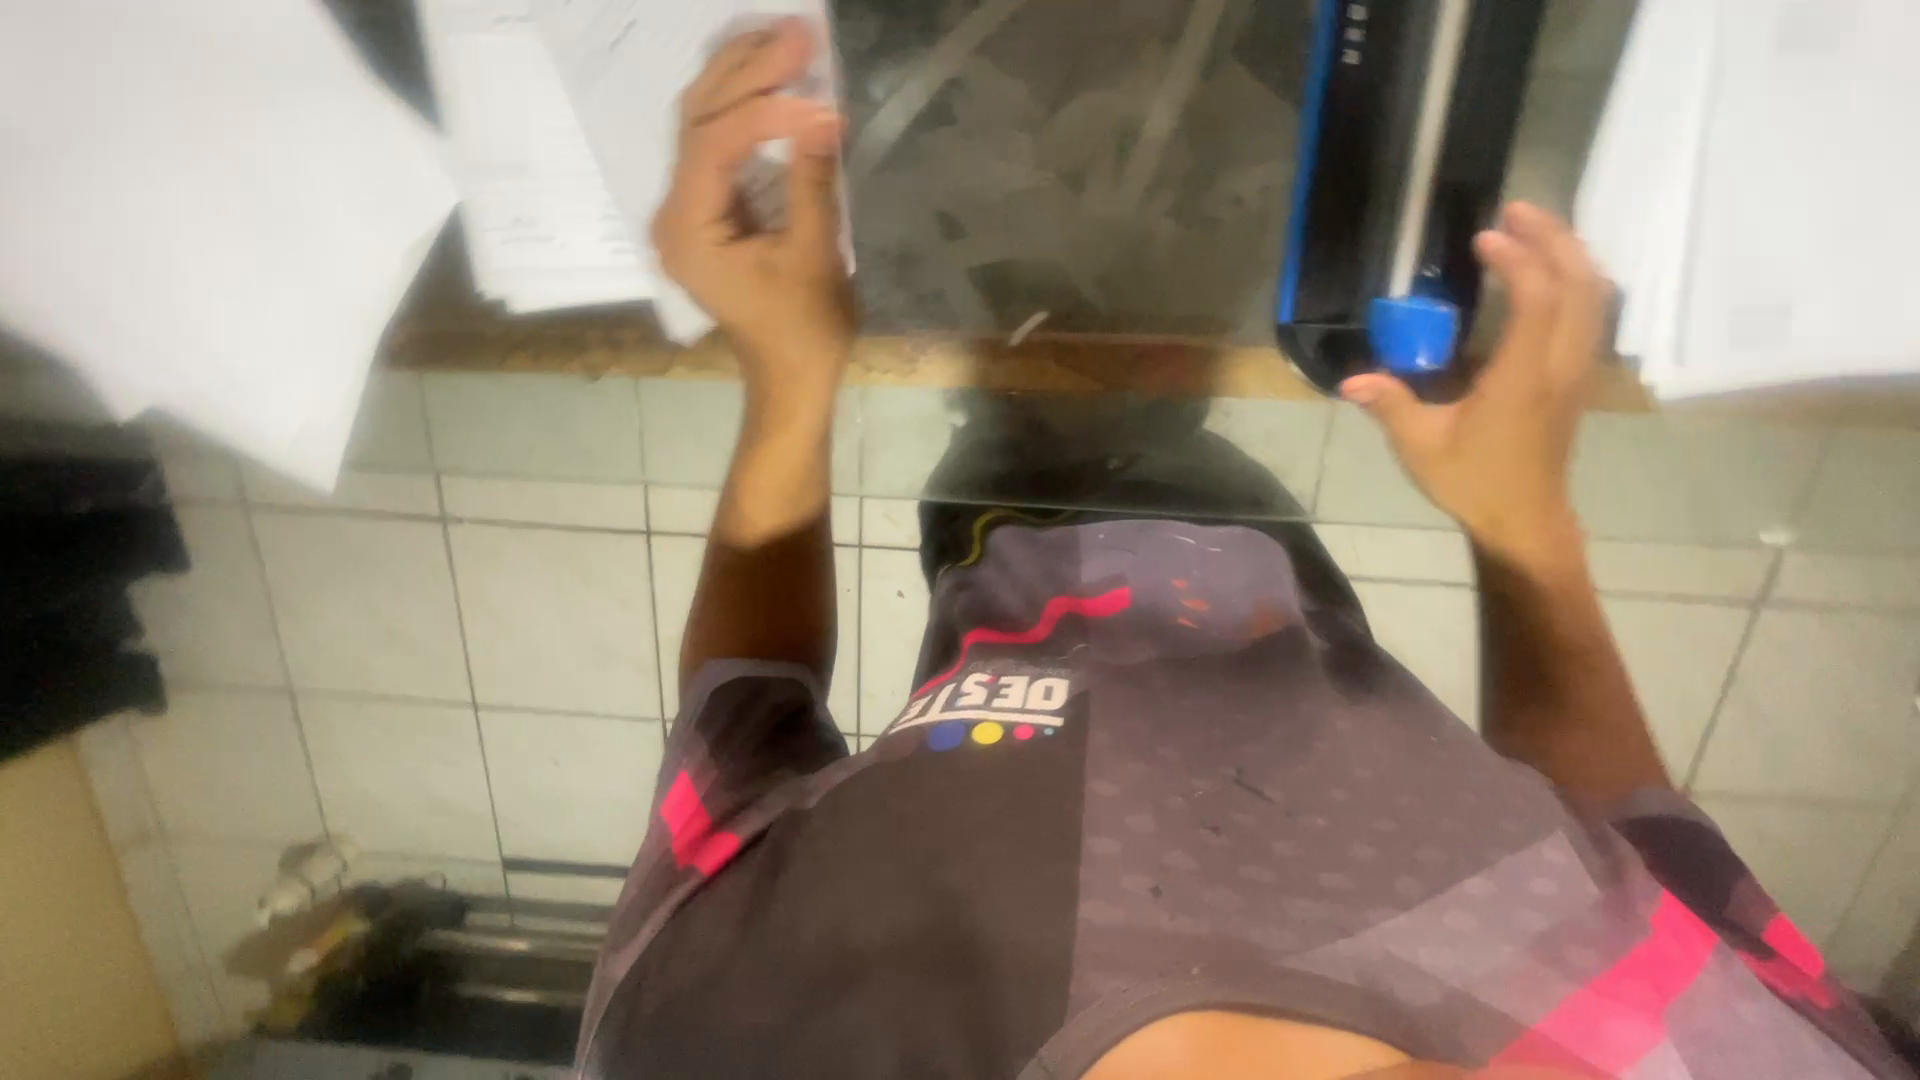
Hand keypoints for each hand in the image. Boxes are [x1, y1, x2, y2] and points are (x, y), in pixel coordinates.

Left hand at [653, 20, 852, 391]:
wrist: (792, 379)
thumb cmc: (805, 332)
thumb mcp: (815, 258)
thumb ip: (811, 183)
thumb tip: (823, 114)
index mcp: (689, 232)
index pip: (713, 144)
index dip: (765, 111)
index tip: (818, 96)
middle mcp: (674, 214)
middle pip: (698, 118)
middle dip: (748, 72)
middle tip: (800, 33)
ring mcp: (687, 213)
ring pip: (703, 125)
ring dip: (743, 80)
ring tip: (788, 43)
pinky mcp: (707, 214)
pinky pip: (718, 148)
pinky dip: (747, 113)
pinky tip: (775, 84)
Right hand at [1339, 203, 1610, 567]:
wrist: (1524, 516)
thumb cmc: (1472, 481)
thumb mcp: (1420, 445)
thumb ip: (1389, 406)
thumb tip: (1350, 381)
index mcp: (1523, 377)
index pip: (1538, 299)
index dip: (1518, 259)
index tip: (1484, 239)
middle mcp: (1561, 364)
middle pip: (1581, 282)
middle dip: (1554, 238)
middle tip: (1516, 212)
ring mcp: (1577, 369)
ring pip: (1595, 294)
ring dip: (1570, 254)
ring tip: (1533, 232)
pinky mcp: (1577, 376)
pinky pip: (1591, 313)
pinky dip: (1575, 280)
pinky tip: (1547, 275)